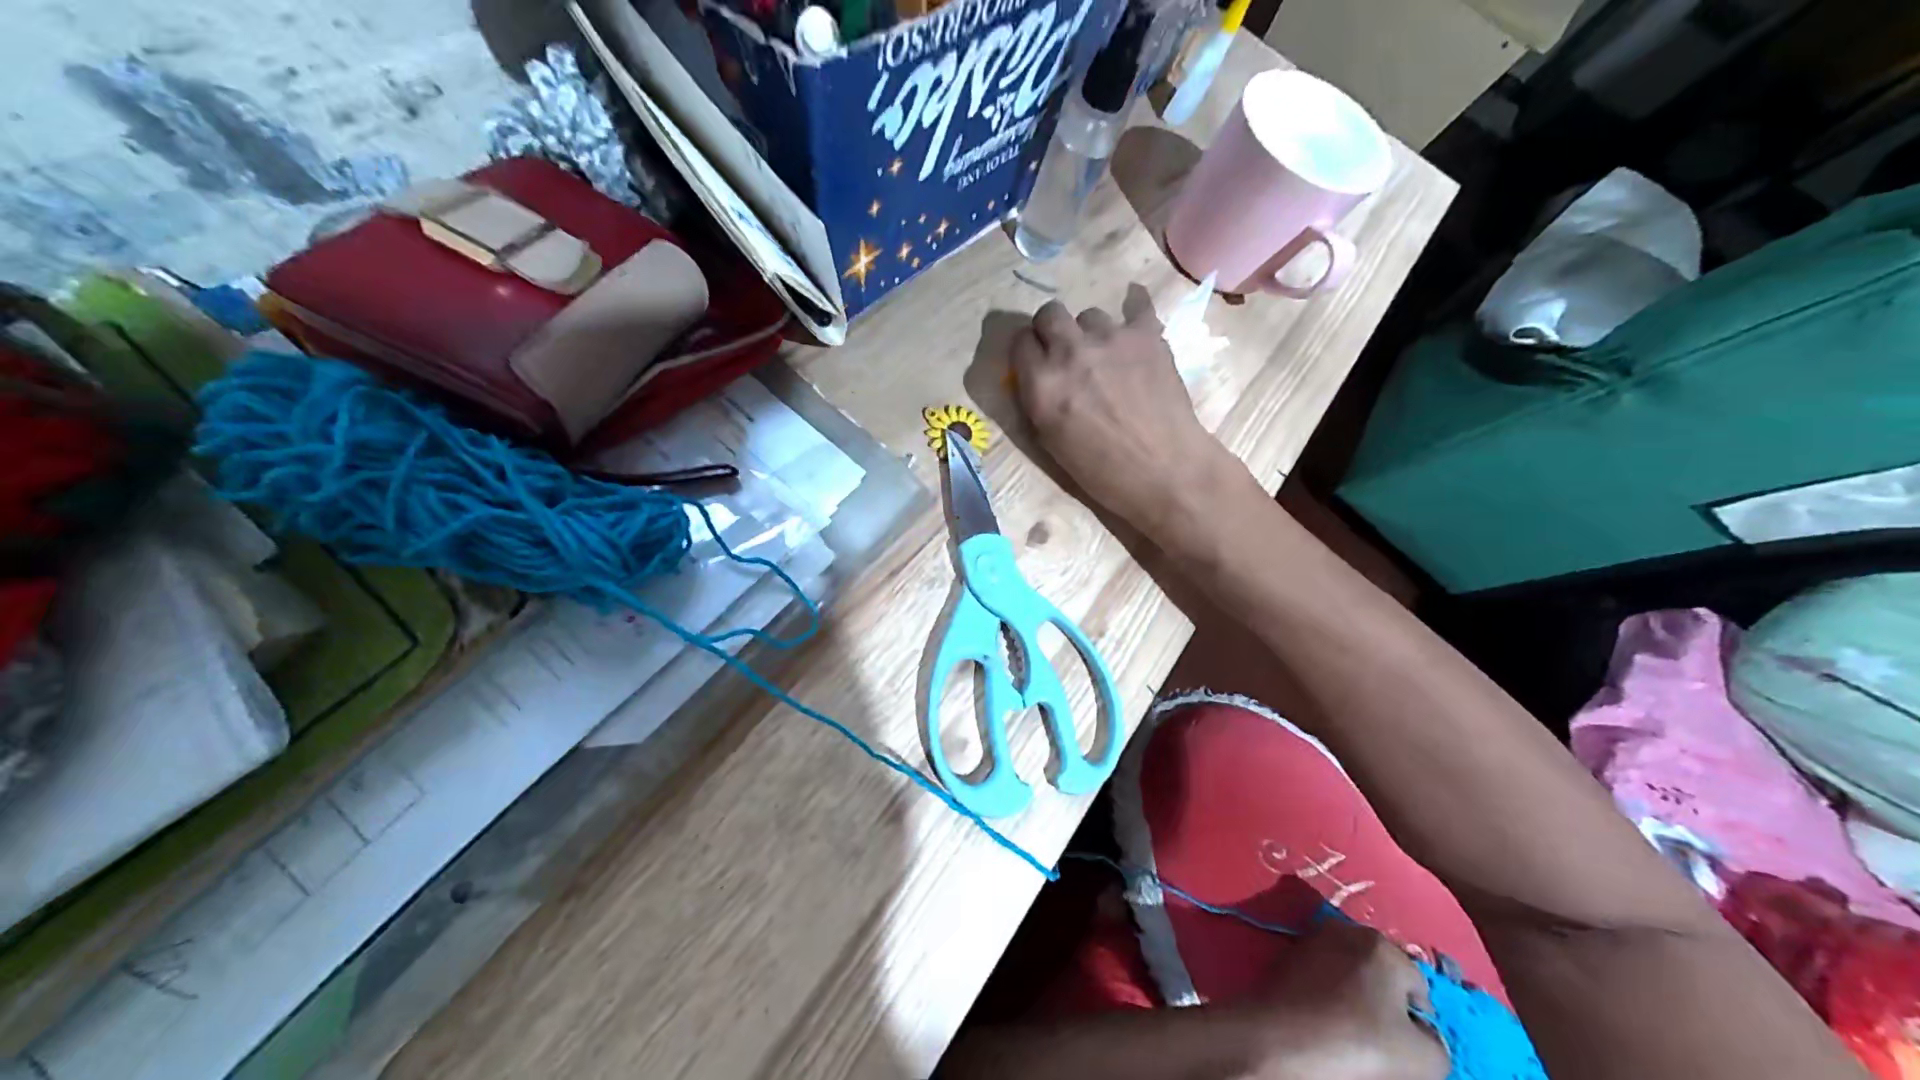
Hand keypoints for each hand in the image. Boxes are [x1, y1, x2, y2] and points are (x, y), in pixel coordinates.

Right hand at [1010, 286, 1237, 541]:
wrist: (1164, 471)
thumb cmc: (1102, 471)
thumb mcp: (1050, 441)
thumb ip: (1037, 399)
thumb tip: (1037, 375)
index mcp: (1041, 384)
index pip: (1019, 341)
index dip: (1028, 351)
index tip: (1036, 362)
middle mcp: (1070, 352)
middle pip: (1049, 313)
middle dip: (1051, 329)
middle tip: (1065, 352)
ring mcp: (1110, 338)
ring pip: (1089, 314)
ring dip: (1092, 332)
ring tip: (1107, 355)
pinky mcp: (1146, 335)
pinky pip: (1138, 303)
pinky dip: (1134, 305)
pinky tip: (1134, 310)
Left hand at [1238, 919, 1448, 1079]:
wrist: (1279, 1039)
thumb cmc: (1356, 1043)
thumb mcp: (1424, 1059)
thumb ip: (1436, 1044)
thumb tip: (1421, 1034)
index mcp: (1381, 946)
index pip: (1419, 988)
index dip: (1418, 1023)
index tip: (1403, 1047)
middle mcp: (1345, 932)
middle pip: (1382, 978)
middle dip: (1386, 1008)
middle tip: (1377, 1043)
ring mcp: (1312, 941)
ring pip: (1350, 979)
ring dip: (1355, 1003)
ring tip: (1347, 1036)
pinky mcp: (1287, 957)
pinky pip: (1322, 981)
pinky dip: (1326, 1000)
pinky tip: (1322, 1025)